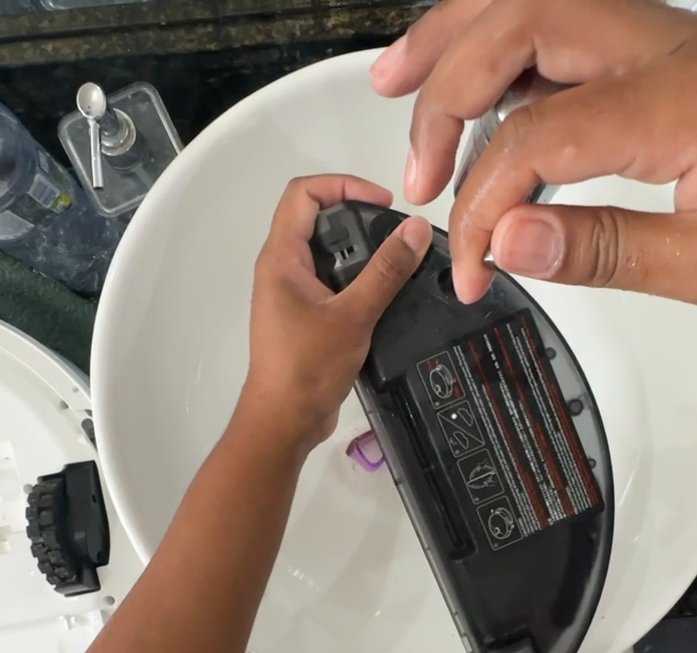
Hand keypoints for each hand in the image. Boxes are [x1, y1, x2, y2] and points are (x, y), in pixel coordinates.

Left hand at [239, 175, 431, 452]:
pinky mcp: (306, 321)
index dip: (344, 185)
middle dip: (358, 219)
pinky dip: (359, 284)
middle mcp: (282, 270)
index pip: (304, 194)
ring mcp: (293, 297)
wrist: (285, 421)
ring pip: (328, 257)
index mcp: (281, 258)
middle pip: (317, 221)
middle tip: (397, 235)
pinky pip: (333, 287)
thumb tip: (415, 229)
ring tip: (399, 265)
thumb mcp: (352, 315)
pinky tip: (388, 298)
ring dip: (362, 255)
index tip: (382, 203)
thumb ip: (386, 272)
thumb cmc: (308, 367)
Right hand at [369, 0, 696, 327]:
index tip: (473, 265)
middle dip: (445, 98)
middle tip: (416, 175)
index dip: (486, 205)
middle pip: (519, 26)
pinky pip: (563, 33)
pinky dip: (501, 52)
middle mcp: (672, 48)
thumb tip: (512, 238)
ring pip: (535, 7)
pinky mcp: (665, 61)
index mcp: (687, 98)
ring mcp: (668, 44)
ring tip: (400, 85)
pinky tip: (474, 83)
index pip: (538, 136)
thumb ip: (608, 250)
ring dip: (457, 42)